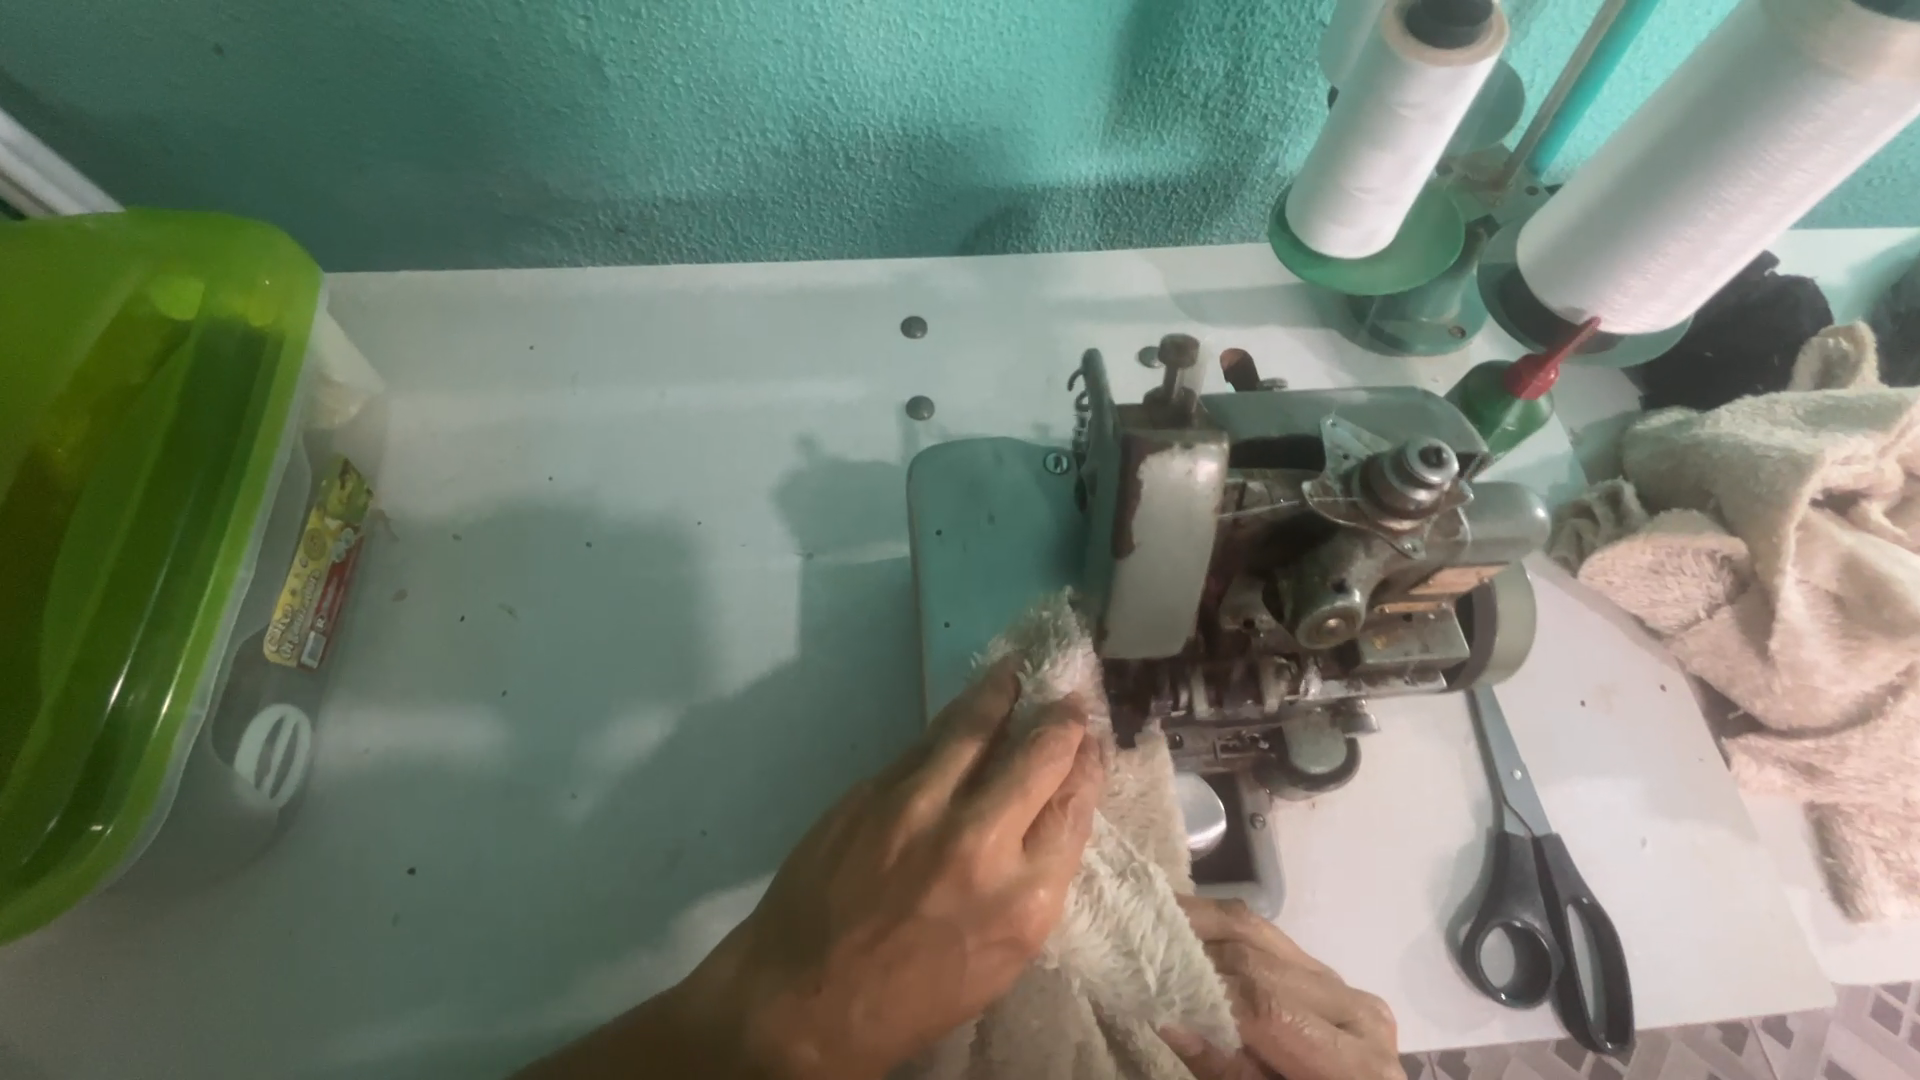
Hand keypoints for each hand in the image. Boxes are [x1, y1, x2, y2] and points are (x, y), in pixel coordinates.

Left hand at [674, 658, 1104, 1078]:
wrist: (803, 997)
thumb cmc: (915, 994)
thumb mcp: (1001, 956)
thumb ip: (1032, 878)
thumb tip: (1049, 810)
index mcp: (1024, 897)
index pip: (1073, 805)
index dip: (1088, 763)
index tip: (1091, 738)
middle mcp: (978, 840)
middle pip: (1036, 754)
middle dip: (1059, 718)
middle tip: (1067, 692)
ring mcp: (918, 806)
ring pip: (974, 727)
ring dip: (1001, 691)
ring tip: (1017, 666)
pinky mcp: (872, 790)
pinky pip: (923, 744)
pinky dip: (951, 724)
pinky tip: (962, 709)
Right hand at [1160, 896, 1400, 1079]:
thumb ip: (1224, 1069)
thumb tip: (1168, 1017)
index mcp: (1358, 1066)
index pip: (1268, 1009)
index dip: (1207, 994)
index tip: (1153, 987)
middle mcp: (1356, 1009)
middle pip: (1256, 965)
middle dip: (1194, 959)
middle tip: (1138, 952)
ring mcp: (1334, 980)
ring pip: (1252, 931)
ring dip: (1194, 924)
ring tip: (1148, 922)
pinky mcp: (1312, 966)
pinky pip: (1255, 929)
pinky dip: (1210, 924)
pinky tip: (1176, 920)